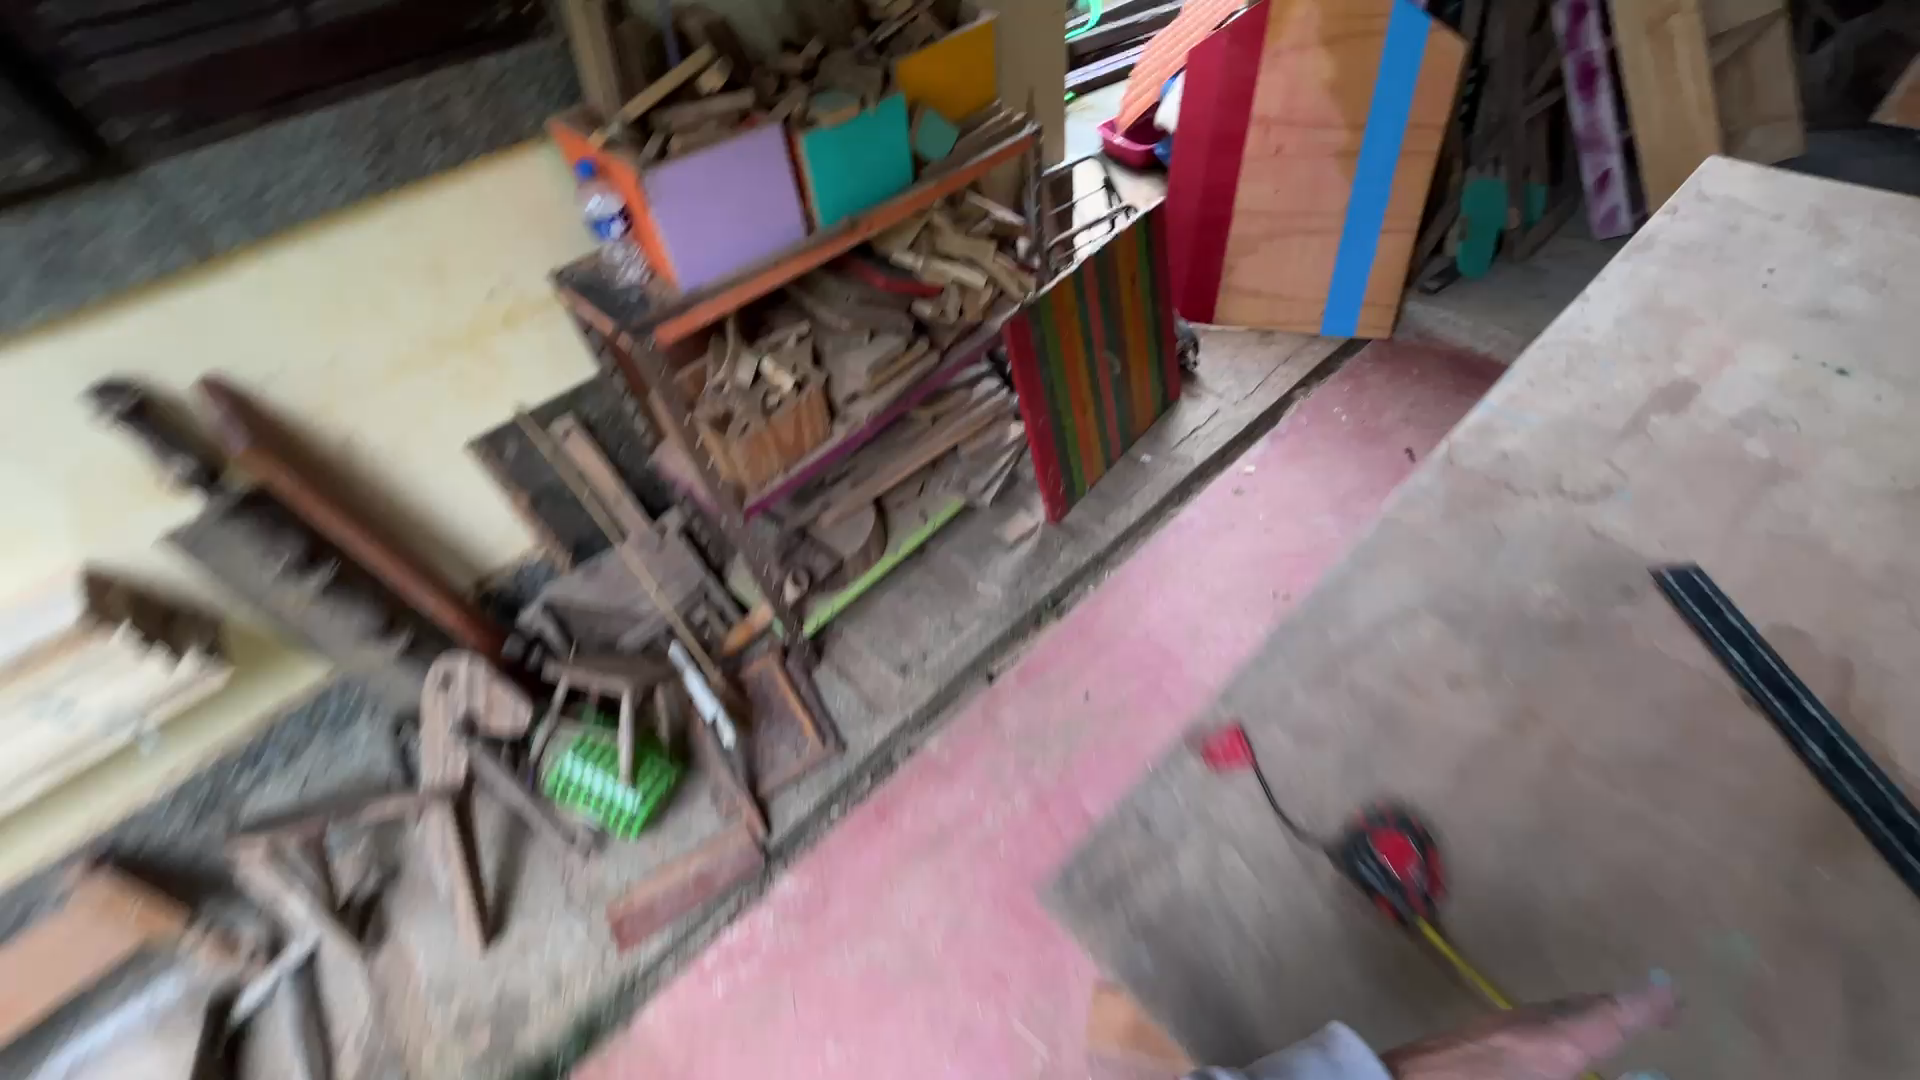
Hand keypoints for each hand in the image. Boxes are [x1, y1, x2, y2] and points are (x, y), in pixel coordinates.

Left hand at [1380, 977, 1676, 1079]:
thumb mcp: (1549, 1072)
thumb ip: (1593, 1076)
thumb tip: (1634, 1072)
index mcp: (1548, 1045)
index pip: (1606, 1018)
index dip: (1642, 1006)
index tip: (1670, 991)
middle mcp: (1520, 1027)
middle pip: (1576, 1010)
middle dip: (1615, 1009)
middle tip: (1653, 1009)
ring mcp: (1489, 1029)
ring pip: (1548, 1016)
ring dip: (1582, 1017)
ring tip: (1610, 1021)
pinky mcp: (1468, 1040)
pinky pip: (1524, 1026)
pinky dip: (1553, 1027)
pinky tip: (1552, 1042)